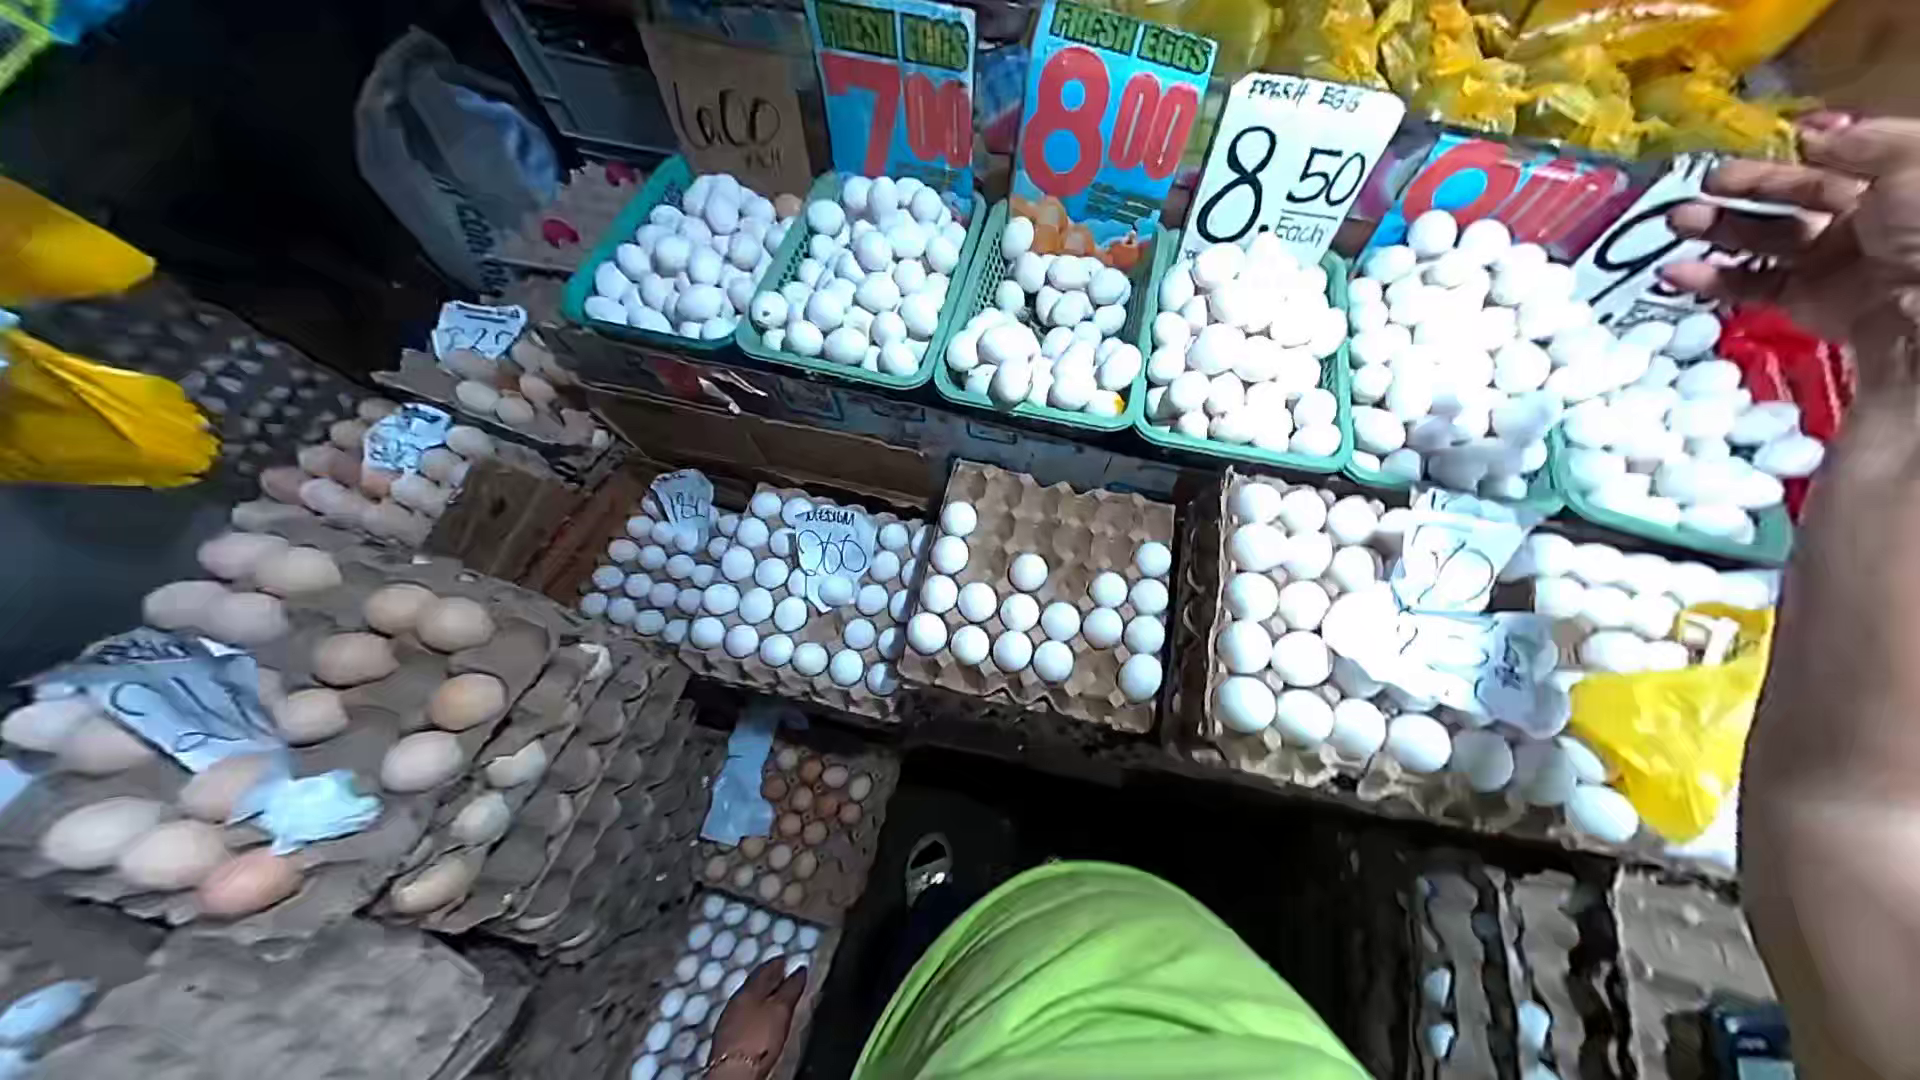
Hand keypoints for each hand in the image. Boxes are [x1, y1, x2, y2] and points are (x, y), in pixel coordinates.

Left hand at [707, 959, 807, 1079]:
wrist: (733, 1075)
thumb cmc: (760, 1037)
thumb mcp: (781, 1010)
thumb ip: (791, 988)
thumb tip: (800, 969)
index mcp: (750, 989)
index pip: (766, 969)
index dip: (778, 964)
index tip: (787, 960)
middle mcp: (736, 1000)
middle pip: (755, 983)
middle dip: (768, 978)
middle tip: (782, 975)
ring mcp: (728, 1020)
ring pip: (748, 1000)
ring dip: (760, 996)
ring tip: (773, 997)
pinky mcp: (725, 1039)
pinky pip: (743, 1016)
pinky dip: (753, 1012)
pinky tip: (759, 1018)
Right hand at [1662, 114, 1919, 378]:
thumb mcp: (1918, 161)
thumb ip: (1866, 144)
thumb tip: (1813, 135)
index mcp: (1901, 178)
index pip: (1841, 158)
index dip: (1798, 151)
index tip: (1752, 145)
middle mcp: (1864, 217)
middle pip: (1794, 198)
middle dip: (1747, 189)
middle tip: (1703, 184)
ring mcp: (1827, 261)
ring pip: (1763, 239)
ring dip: (1718, 229)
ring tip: (1678, 221)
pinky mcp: (1798, 299)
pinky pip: (1748, 284)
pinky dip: (1709, 278)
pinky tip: (1676, 270)